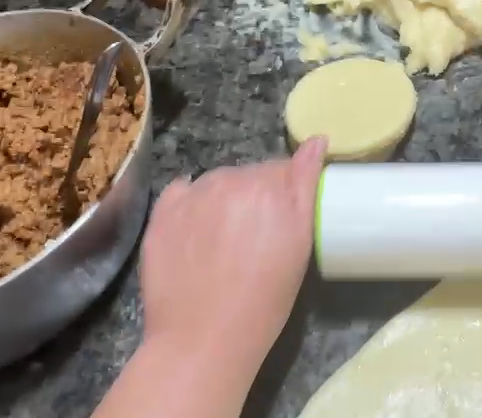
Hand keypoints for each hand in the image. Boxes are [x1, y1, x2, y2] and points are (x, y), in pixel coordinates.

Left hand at [138, 138, 327, 371]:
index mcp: (268, 184)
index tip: (281, 225)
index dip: (285, 196)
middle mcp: (230, 178)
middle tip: (254, 242)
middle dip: (256, 198)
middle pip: (250, 175)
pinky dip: (190, 204)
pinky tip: (195, 233)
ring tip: (223, 245)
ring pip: (218, 182)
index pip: (284, 170)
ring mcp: (193, 193)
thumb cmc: (263, 300)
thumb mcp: (300, 243)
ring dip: (225, 202)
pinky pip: (182, 192)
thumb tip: (318, 139)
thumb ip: (305, 183)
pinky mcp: (164, 211)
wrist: (201, 342)